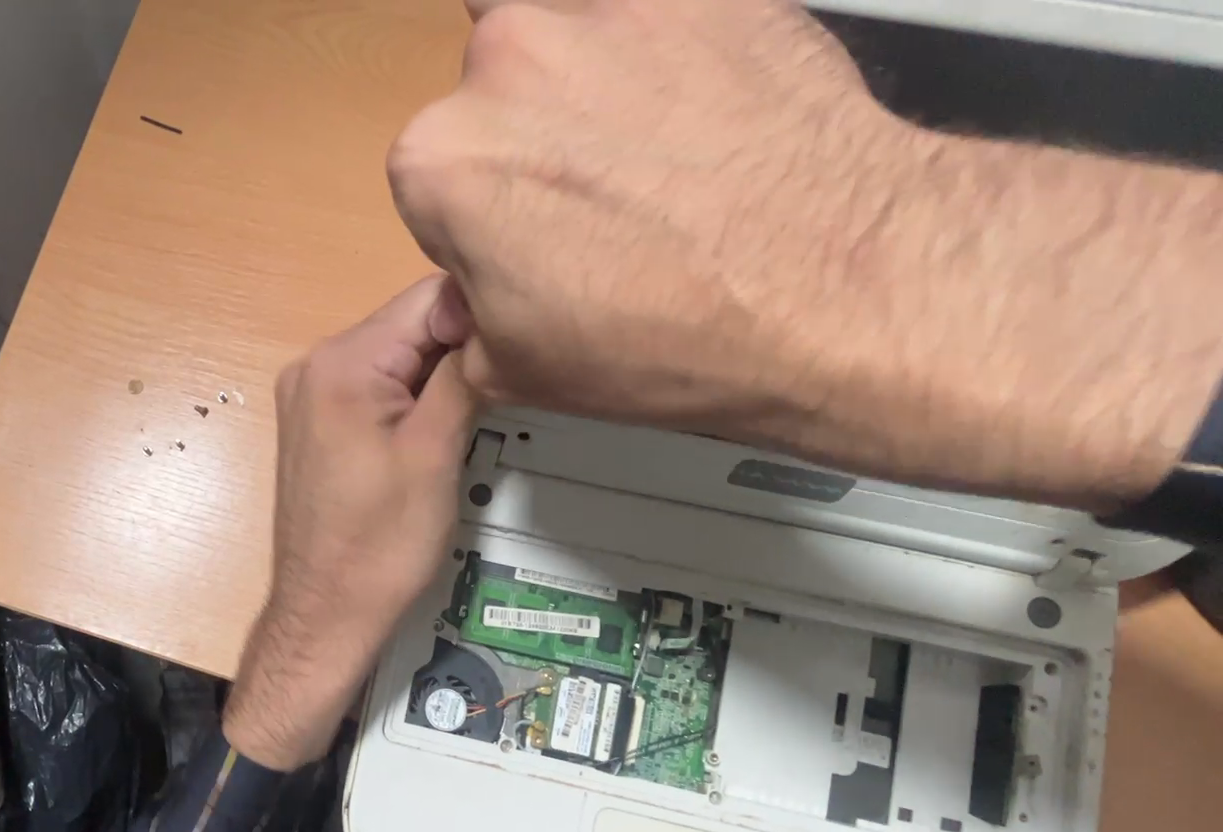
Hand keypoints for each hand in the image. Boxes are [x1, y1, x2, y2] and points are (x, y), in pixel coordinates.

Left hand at [224, 277, 476, 770]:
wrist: (326, 611)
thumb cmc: (382, 544)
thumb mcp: (434, 452)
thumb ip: (463, 374)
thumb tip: (492, 321)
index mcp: (340, 362)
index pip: (428, 298)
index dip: (482, 316)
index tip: (520, 352)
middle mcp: (314, 364)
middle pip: (408, 324)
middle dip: (458, 348)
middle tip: (503, 387)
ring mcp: (308, 394)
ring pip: (394, 355)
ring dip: (437, 375)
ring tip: (471, 414)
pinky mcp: (314, 422)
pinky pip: (373, 386)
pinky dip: (409, 396)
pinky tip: (432, 428)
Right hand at [388, 0, 1222, 510]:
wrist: (829, 292)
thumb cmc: (664, 335)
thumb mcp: (512, 369)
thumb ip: (464, 316)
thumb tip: (474, 296)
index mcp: (440, 161)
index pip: (429, 185)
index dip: (471, 223)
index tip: (516, 249)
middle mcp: (506, 62)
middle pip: (489, 103)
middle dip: (522, 151)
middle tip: (586, 210)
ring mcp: (605, 12)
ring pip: (565, 49)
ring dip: (587, 99)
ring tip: (649, 167)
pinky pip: (649, 22)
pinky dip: (663, 64)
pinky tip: (699, 128)